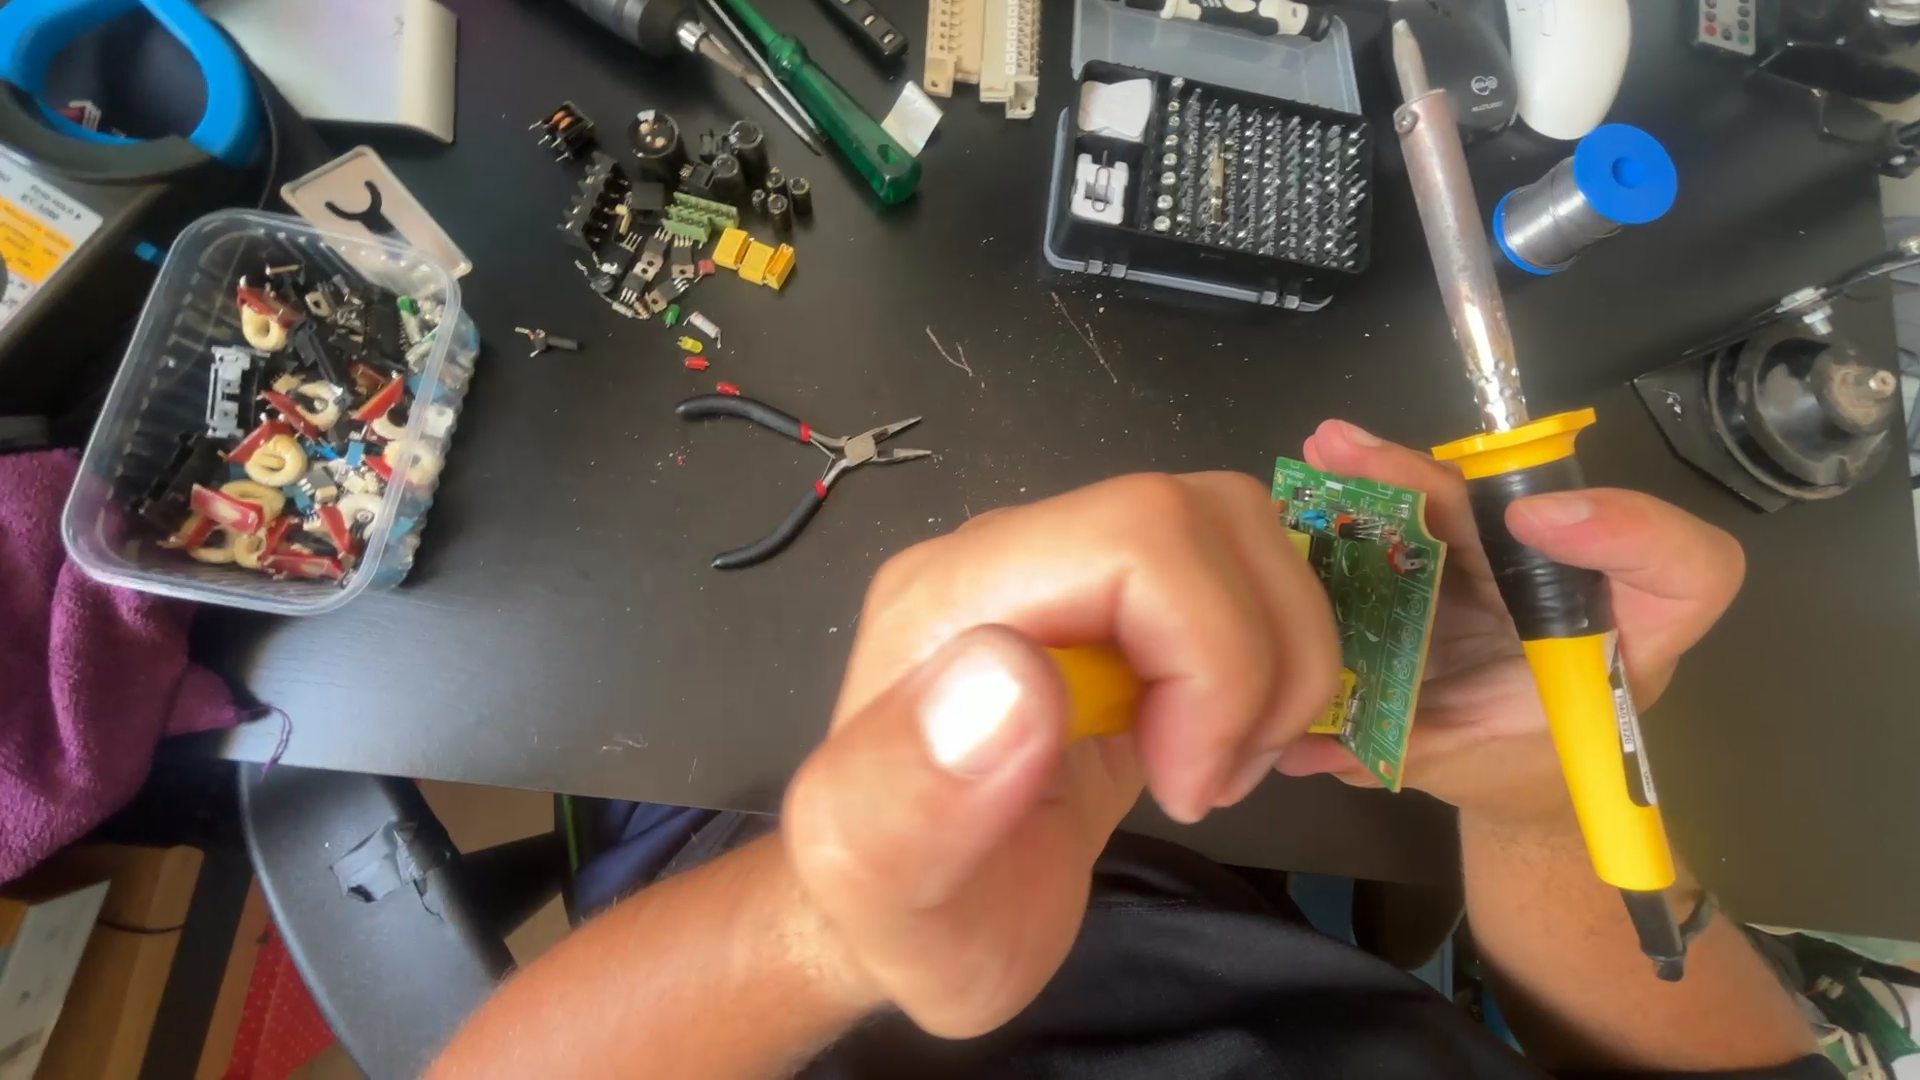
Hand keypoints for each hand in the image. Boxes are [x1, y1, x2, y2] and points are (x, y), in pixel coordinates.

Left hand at [781, 474, 1340, 1037]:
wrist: (920, 903)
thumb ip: (915, 792)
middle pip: (1198, 520)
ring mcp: (1070, 585)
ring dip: (1276, 658)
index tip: (1188, 782)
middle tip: (1211, 776)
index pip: (1135, 538)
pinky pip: (1234, 582)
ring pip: (1232, 539)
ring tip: (1220, 762)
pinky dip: (1280, 654)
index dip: (1208, 653)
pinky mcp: (1116, 623)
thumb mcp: (888, 888)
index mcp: (952, 596)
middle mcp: (1010, 560)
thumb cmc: (904, 910)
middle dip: (1257, 659)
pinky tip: (1250, 738)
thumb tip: (1015, 672)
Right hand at [1274, 421, 1745, 827]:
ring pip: (1458, 501)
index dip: (1628, 532)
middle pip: (1516, 509)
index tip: (1531, 520)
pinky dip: (1365, 495)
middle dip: (1430, 478)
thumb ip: (1391, 755)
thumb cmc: (1514, 773)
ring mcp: (1501, 568)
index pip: (1680, 572)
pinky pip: (1417, 519)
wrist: (1510, 765)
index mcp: (1608, 644)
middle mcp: (1557, 587)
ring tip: (1323, 452)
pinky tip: (1314, 482)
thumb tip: (1300, 752)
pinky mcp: (1453, 563)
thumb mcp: (1459, 770)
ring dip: (1387, 470)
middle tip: (1348, 451)